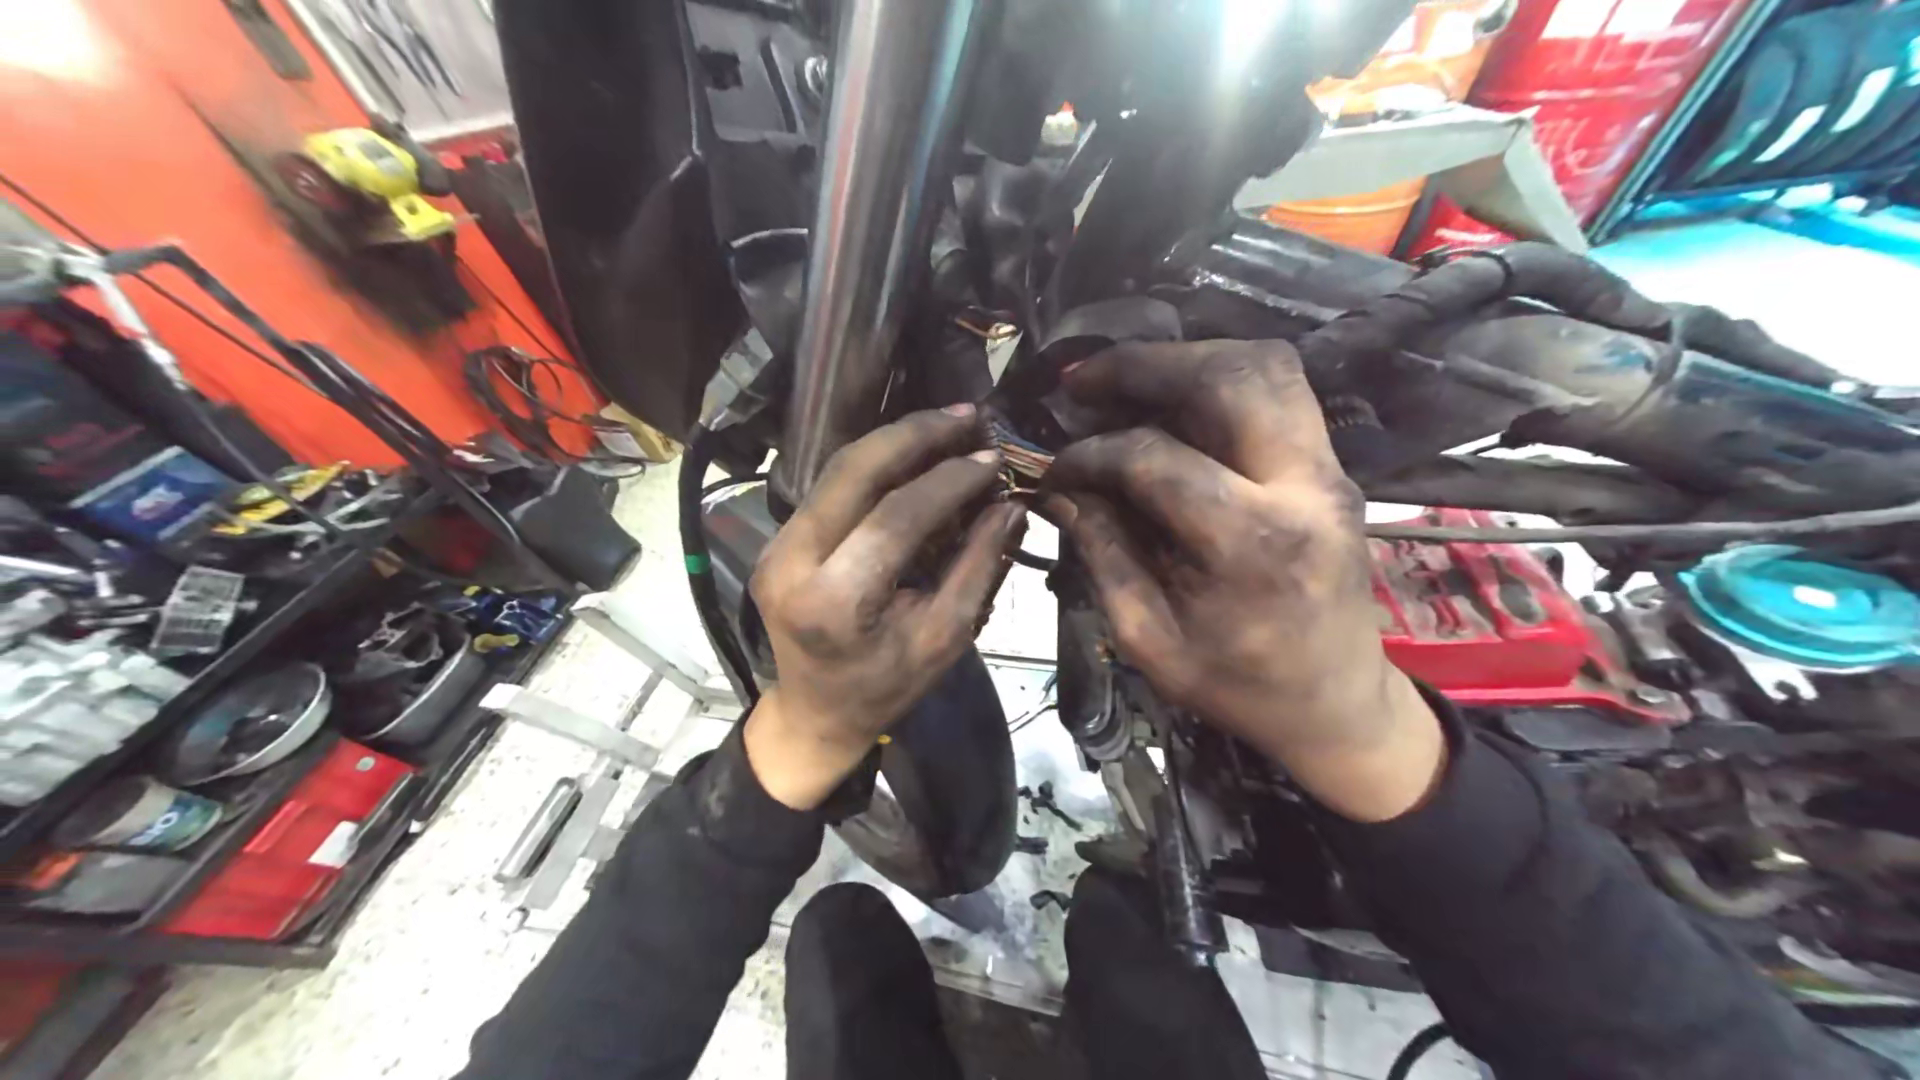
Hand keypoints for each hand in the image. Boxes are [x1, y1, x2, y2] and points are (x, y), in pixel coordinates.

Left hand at [744, 405, 1026, 809]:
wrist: (815, 712)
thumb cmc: (886, 686)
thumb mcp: (944, 638)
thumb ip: (977, 566)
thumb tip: (1010, 503)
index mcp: (833, 601)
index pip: (896, 517)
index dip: (949, 481)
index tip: (992, 460)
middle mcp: (791, 562)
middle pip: (853, 472)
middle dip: (915, 434)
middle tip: (969, 416)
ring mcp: (775, 546)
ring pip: (836, 469)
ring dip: (895, 440)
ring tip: (948, 424)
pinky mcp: (776, 539)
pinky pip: (829, 485)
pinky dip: (875, 463)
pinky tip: (913, 452)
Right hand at [1041, 341, 1443, 821]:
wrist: (1338, 704)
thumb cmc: (1240, 686)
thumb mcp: (1149, 639)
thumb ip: (1103, 553)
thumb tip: (1060, 490)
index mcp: (1252, 544)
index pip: (1155, 458)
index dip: (1090, 455)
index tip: (1055, 472)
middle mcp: (1302, 486)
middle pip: (1228, 376)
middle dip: (1142, 365)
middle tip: (1080, 381)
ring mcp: (1328, 469)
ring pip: (1263, 365)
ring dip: (1184, 359)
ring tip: (1124, 381)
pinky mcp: (1330, 466)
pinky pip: (1277, 390)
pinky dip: (1216, 378)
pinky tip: (1171, 401)